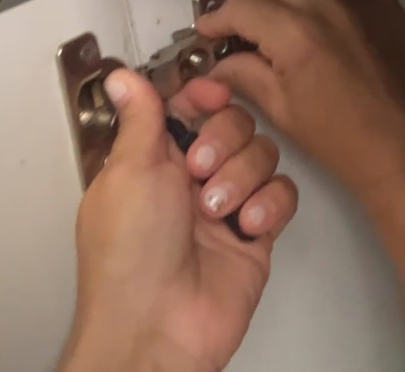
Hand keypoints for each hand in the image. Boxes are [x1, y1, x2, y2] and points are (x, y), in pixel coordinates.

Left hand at [58, 68, 298, 371]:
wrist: (159, 328)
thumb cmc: (130, 255)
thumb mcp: (128, 172)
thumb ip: (139, 116)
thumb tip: (121, 76)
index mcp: (155, 159)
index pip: (191, 105)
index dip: (205, 96)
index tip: (210, 98)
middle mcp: (193, 176)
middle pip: (234, 122)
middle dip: (225, 141)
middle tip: (200, 171)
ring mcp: (228, 202)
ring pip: (262, 152)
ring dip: (242, 177)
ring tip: (218, 211)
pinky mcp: (257, 230)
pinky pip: (283, 192)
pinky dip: (269, 204)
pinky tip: (246, 226)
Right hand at [195, 0, 404, 208]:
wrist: (402, 147)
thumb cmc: (343, 139)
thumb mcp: (282, 111)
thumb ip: (244, 75)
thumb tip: (218, 62)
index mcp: (297, 34)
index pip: (241, 5)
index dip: (217, 19)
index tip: (211, 32)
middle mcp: (326, 3)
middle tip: (249, 26)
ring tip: (286, 11)